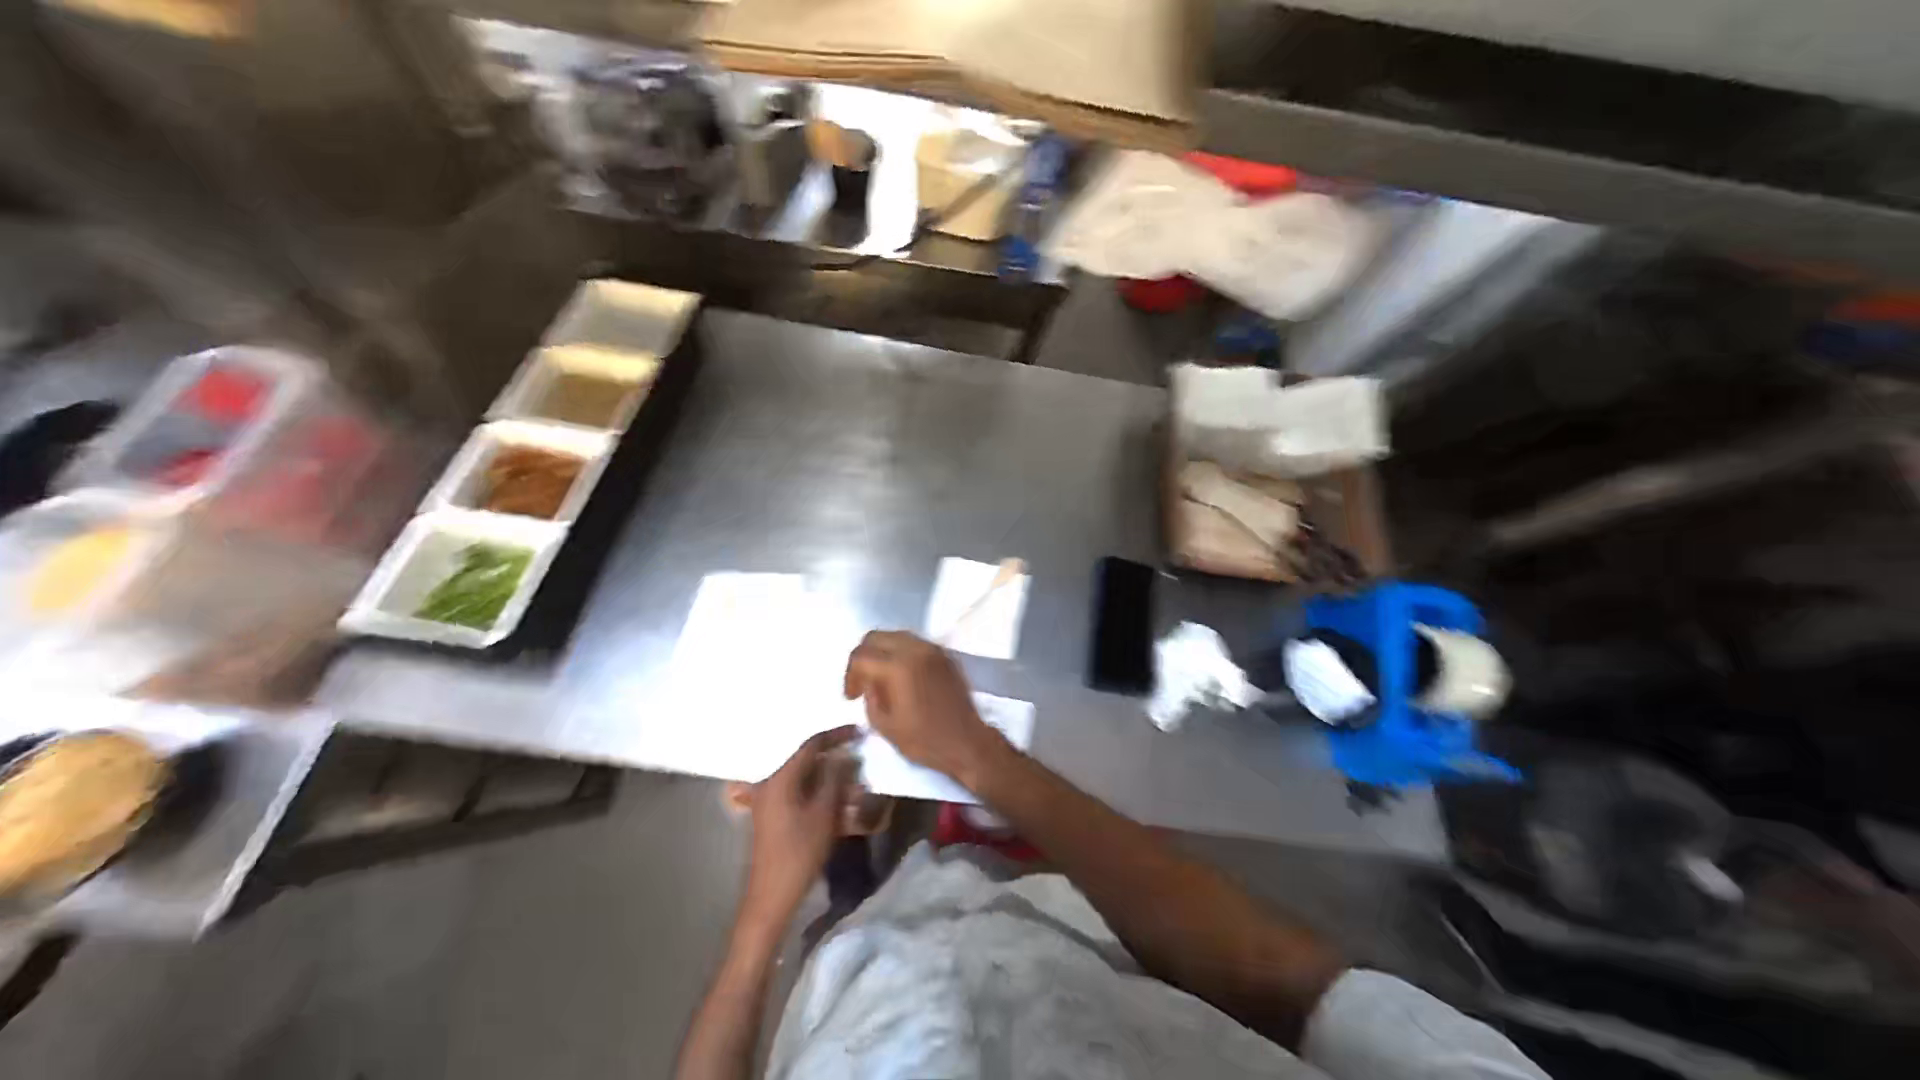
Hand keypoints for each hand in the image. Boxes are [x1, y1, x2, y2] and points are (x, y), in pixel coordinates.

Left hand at [743, 726, 861, 922]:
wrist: (771, 896)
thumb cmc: (799, 852)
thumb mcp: (824, 813)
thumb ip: (835, 778)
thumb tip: (846, 755)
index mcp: (780, 778)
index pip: (811, 745)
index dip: (837, 736)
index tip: (860, 732)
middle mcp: (771, 782)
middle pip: (807, 760)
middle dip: (835, 759)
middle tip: (860, 760)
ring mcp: (770, 800)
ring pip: (805, 778)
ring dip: (829, 778)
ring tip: (854, 785)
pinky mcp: (774, 815)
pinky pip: (799, 792)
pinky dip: (819, 792)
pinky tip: (838, 802)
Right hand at [843, 631, 1007, 788]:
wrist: (968, 743)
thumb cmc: (925, 740)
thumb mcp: (885, 725)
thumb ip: (870, 698)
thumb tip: (869, 684)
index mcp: (898, 666)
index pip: (861, 656)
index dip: (850, 676)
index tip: (851, 697)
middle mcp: (915, 649)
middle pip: (876, 637)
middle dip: (863, 657)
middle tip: (861, 683)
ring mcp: (933, 649)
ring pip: (896, 636)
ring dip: (882, 653)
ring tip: (880, 679)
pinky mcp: (945, 655)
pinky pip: (915, 643)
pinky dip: (901, 653)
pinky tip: (901, 676)